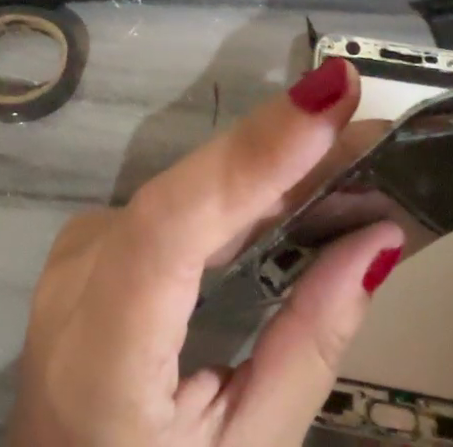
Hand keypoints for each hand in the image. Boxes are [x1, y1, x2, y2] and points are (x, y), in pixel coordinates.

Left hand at [8, 59, 406, 446]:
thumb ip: (306, 347)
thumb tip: (374, 240)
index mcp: (101, 353)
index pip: (171, 226)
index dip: (252, 155)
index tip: (329, 100)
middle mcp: (76, 280)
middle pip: (184, 193)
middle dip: (284, 149)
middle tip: (375, 125)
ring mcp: (79, 252)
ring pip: (184, 187)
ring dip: (270, 162)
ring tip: (355, 145)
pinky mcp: (95, 242)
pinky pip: (176, 202)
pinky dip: (240, 187)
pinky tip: (297, 174)